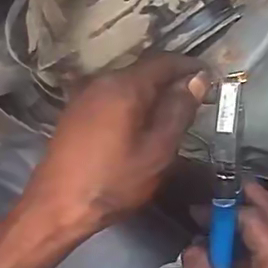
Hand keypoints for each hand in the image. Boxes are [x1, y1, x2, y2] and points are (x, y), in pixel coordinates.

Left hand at [22, 55, 206, 237]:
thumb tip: (196, 80)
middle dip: (171, 80)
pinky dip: (130, 103)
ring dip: (150, 93)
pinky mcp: (74, 112)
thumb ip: (179, 111)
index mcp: (124, 86)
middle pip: (144, 70)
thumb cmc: (112, 181)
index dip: (191, 67)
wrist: (56, 205)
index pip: (165, 62)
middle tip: (195, 98)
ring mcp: (83, 95)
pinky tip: (139, 122)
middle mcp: (101, 81)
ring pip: (126, 84)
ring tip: (172, 112)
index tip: (211, 77)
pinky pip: (111, 97)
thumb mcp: (157, 151)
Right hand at [182, 182, 267, 267]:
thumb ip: (198, 259)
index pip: (253, 219)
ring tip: (218, 211)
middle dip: (245, 198)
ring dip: (248, 214)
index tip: (199, 210)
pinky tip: (229, 233)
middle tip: (218, 189)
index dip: (225, 210)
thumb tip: (198, 241)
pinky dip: (252, 230)